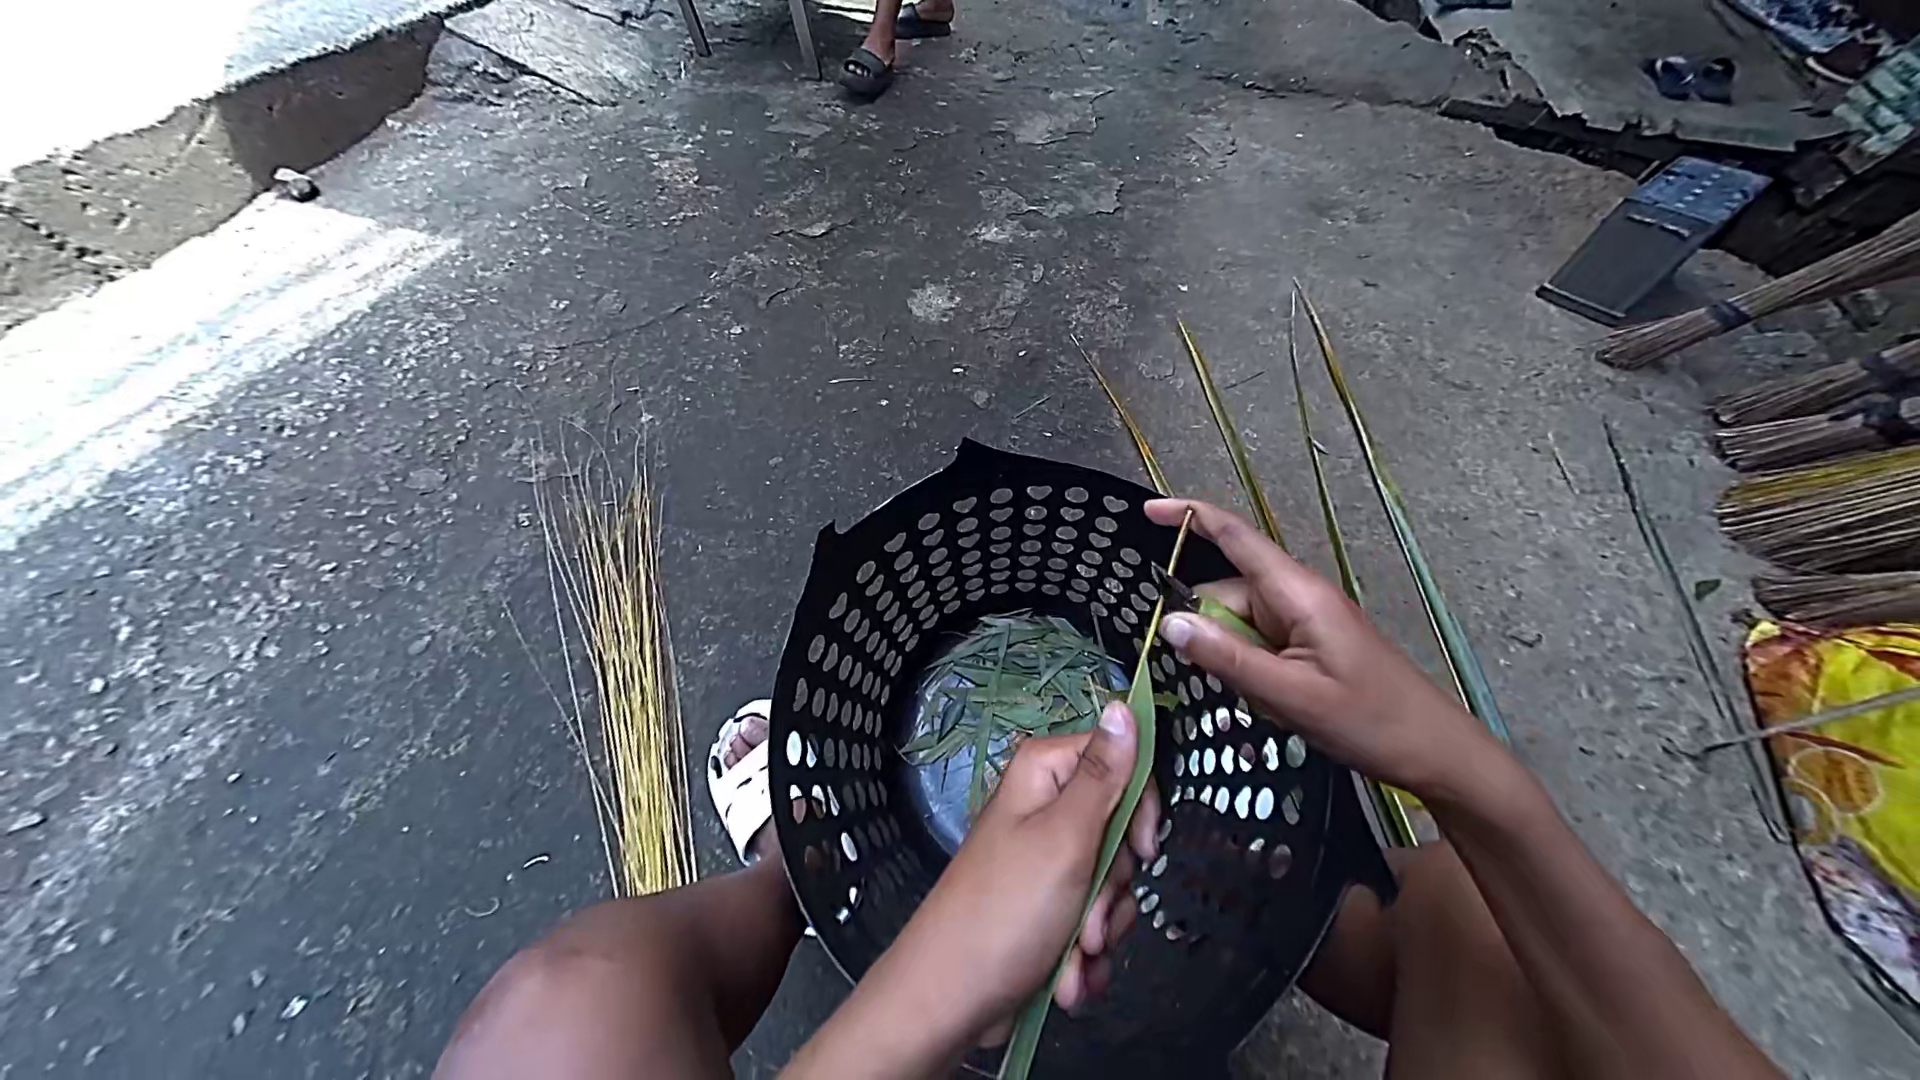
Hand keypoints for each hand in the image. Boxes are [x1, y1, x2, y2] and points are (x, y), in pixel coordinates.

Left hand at [883, 700, 1158, 1044]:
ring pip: (1112, 875)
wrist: (951, 998)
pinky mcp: (1050, 896)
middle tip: (1088, 916)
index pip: (1121, 761)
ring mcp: (1047, 852)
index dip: (1140, 808)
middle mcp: (1046, 803)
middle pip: (1120, 825)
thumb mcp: (1065, 837)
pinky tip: (1070, 973)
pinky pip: (1096, 910)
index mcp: (1044, 772)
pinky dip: (1089, 946)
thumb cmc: (1007, 908)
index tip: (1143, 850)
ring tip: (1072, 951)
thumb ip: (1102, 774)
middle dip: (1114, 883)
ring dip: (1102, 923)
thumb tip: (1124, 704)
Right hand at [1144, 498, 1503, 801]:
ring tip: (1270, 700)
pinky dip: (1251, 670)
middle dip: (1213, 635)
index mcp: (1297, 593)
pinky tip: (1276, 699)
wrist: (1436, 754)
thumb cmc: (1373, 721)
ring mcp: (1300, 620)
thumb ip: (1227, 657)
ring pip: (1236, 625)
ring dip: (1235, 661)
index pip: (1236, 538)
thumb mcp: (1291, 695)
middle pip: (1224, 595)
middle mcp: (1295, 597)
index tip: (1150, 510)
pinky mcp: (1303, 642)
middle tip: (1238, 684)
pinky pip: (1254, 644)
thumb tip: (1170, 623)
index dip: (1191, 517)